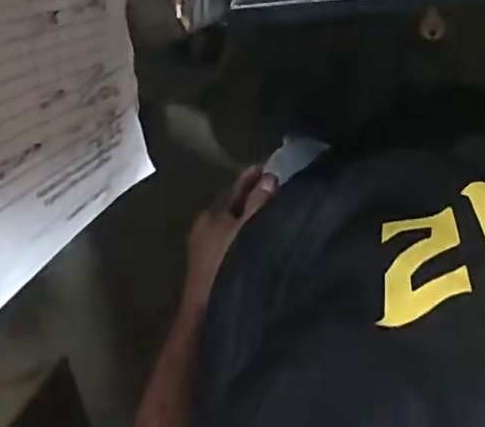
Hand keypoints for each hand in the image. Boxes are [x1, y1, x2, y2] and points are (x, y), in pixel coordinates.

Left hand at [180, 166, 277, 315]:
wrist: (206, 320)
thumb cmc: (226, 266)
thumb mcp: (247, 228)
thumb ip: (259, 201)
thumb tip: (270, 177)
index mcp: (211, 214)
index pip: (236, 186)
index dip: (254, 174)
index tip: (273, 163)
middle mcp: (205, 228)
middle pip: (234, 203)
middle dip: (254, 194)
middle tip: (279, 185)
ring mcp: (206, 250)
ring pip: (234, 222)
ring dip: (252, 215)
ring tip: (276, 210)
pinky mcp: (212, 269)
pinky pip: (235, 239)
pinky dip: (249, 232)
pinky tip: (264, 237)